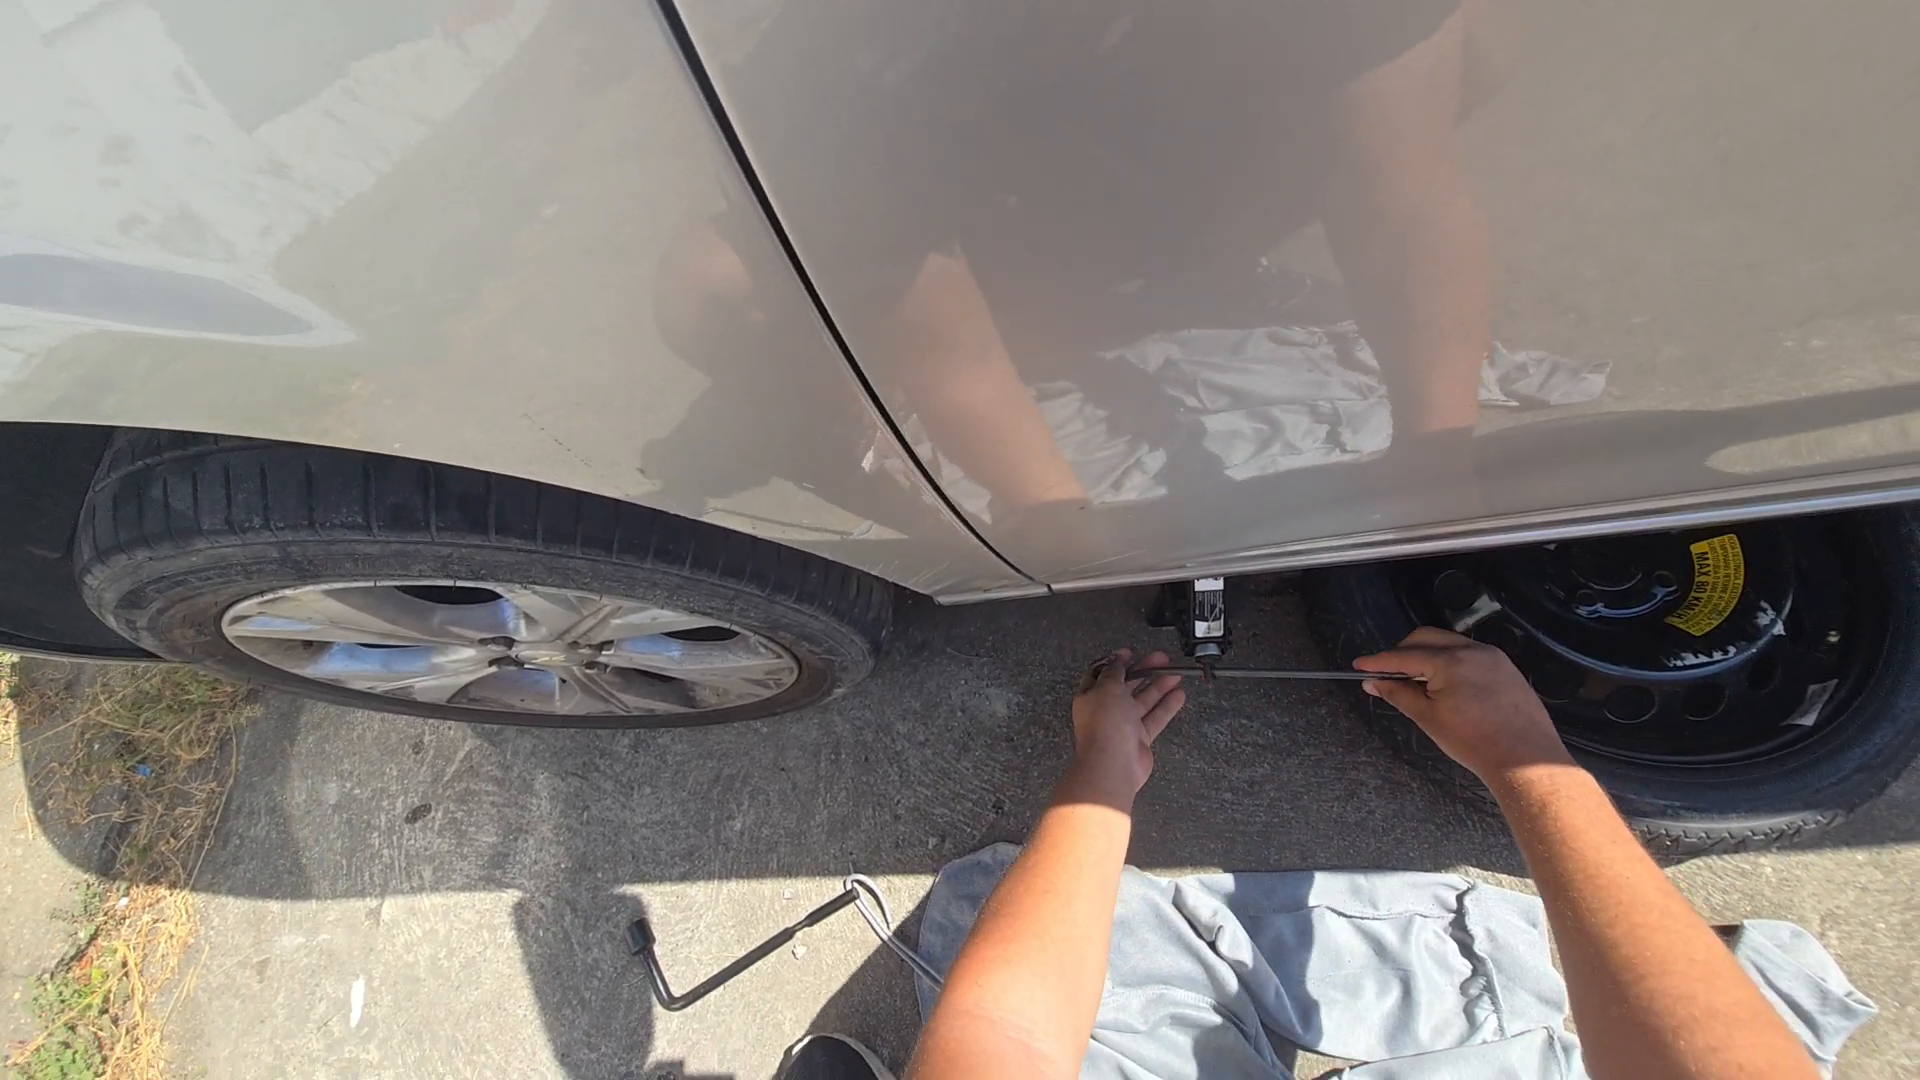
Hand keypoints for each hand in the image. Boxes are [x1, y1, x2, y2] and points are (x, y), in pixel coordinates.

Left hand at [1066, 649, 1185, 804]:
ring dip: (1159, 685)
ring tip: (1175, 673)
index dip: (1116, 662)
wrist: (1113, 764)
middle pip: (1127, 684)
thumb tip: (1116, 661)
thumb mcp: (1106, 688)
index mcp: (1091, 695)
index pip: (1103, 673)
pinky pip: (1155, 717)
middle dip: (1143, 670)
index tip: (1130, 653)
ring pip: (1144, 700)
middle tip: (1161, 659)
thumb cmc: (1104, 726)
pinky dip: (1167, 706)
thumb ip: (1113, 672)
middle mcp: (1107, 709)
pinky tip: (1179, 694)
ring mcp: (1124, 724)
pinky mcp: (1139, 738)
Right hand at [1353, 627, 1573, 786]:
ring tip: (1416, 679)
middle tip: (1388, 672)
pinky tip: (1444, 683)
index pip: (1404, 655)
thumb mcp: (1427, 717)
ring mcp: (1493, 657)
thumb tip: (1373, 682)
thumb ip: (1397, 693)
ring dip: (1426, 655)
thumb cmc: (1474, 741)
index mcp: (1451, 661)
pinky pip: (1468, 654)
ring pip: (1448, 643)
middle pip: (1426, 638)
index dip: (1378, 661)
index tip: (1359, 665)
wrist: (1527, 761)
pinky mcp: (1506, 668)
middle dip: (1402, 652)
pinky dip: (1448, 661)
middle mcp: (1473, 650)